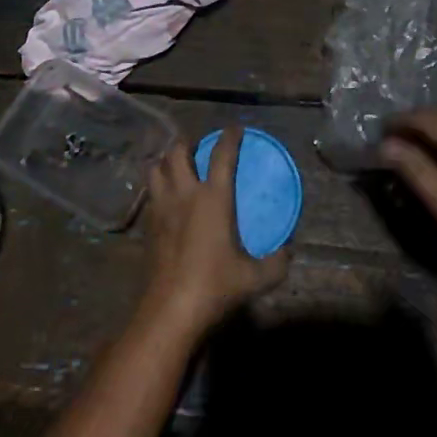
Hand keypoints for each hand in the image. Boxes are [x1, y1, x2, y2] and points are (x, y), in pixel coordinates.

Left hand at [140, 126, 288, 334]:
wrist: (171, 308)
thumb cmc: (215, 286)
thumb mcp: (256, 278)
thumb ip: (276, 262)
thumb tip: (289, 252)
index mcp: (213, 198)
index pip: (222, 155)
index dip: (229, 136)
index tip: (235, 128)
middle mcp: (184, 193)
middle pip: (178, 151)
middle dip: (187, 141)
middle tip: (198, 145)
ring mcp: (161, 206)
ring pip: (156, 167)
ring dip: (165, 159)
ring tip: (175, 164)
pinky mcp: (147, 223)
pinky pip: (149, 191)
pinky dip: (156, 184)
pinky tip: (165, 196)